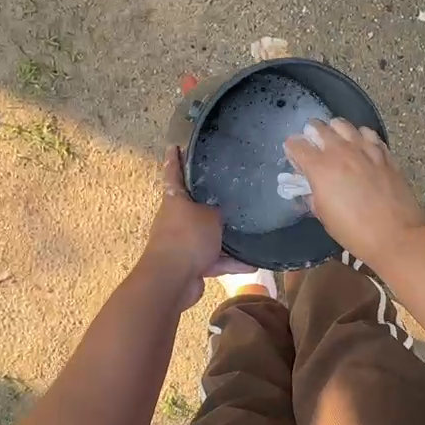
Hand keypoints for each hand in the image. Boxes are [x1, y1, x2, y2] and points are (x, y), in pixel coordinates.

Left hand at [137, 147, 251, 308]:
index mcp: (175, 201)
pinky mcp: (191, 265)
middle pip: (193, 206)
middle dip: (209, 202)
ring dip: (226, 239)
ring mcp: (182, 244)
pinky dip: (230, 262)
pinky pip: (214, 260)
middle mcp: (176, 220)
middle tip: (229, 192)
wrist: (172, 279)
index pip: (173, 174)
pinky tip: (252, 264)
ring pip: (207, 236)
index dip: (174, 159)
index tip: (174, 146)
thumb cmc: (188, 237)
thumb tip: (222, 210)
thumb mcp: (210, 216)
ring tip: (248, 234)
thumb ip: (218, 211)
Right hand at [283, 119, 424, 262]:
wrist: (395, 235)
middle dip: (311, 134)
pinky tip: (361, 148)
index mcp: (320, 167)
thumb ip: (313, 194)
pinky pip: (368, 134)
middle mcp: (340, 151)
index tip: (296, 159)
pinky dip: (360, 137)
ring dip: (335, 131)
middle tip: (314, 148)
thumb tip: (312, 185)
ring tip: (337, 143)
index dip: (292, 150)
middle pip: (318, 127)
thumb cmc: (354, 231)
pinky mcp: (384, 153)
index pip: (296, 144)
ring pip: (343, 124)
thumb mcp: (324, 215)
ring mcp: (365, 149)